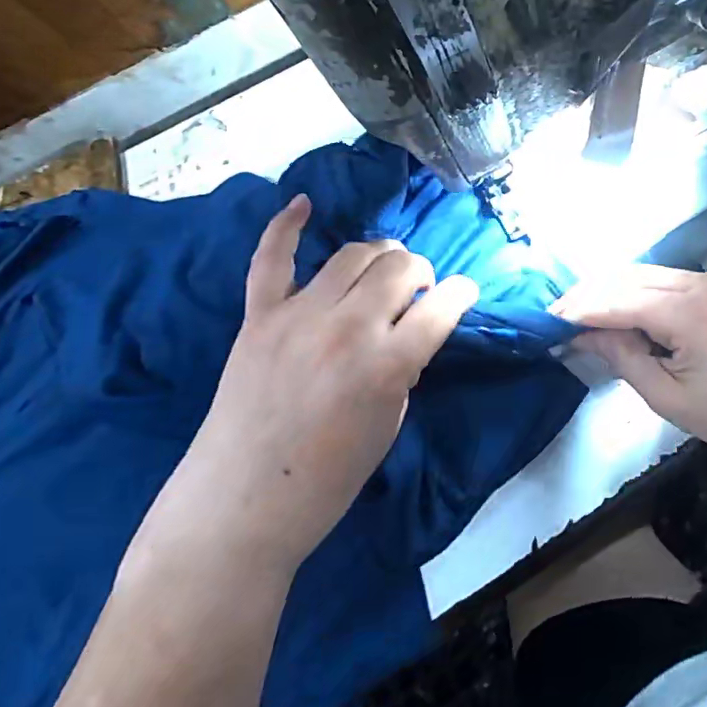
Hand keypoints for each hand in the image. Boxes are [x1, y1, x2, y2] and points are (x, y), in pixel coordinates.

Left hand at [172, 195, 479, 569]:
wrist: (242, 502)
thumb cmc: (324, 483)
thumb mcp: (385, 428)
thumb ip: (399, 371)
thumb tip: (403, 335)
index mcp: (386, 366)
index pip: (441, 309)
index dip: (462, 294)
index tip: (465, 292)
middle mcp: (347, 328)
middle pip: (399, 269)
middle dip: (421, 272)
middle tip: (420, 288)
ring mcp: (298, 315)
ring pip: (352, 255)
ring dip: (380, 253)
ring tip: (385, 264)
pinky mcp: (259, 315)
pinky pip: (271, 258)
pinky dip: (286, 226)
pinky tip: (303, 203)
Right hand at [551, 266, 706, 463]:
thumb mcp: (668, 397)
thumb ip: (621, 358)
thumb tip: (581, 334)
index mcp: (688, 313)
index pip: (618, 302)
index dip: (580, 311)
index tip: (548, 322)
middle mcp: (696, 283)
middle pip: (624, 278)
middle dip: (587, 296)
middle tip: (555, 317)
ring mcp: (705, 279)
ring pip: (637, 273)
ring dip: (604, 291)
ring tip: (576, 313)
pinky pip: (656, 279)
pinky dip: (627, 291)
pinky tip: (611, 309)